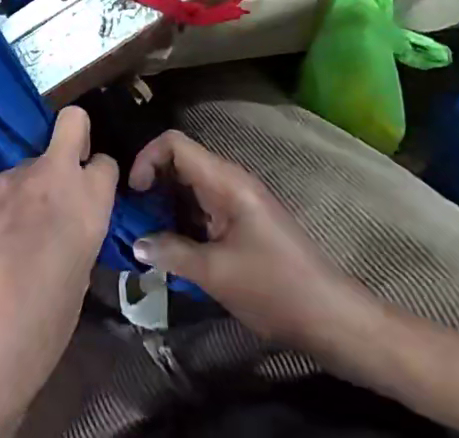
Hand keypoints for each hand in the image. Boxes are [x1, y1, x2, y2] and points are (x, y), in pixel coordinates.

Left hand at [0, 106, 117, 437]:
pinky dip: (10, 203)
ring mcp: (8, 180)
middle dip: (78, 140)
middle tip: (70, 182)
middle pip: (73, 122)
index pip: (107, 161)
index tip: (97, 200)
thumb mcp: (77, 286)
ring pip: (34, 162)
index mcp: (86, 203)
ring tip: (26, 232)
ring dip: (36, 184)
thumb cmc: (34, 335)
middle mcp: (49, 178)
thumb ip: (81, 237)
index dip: (102, 179)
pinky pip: (6, 185)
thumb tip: (74, 226)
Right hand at [128, 130, 362, 349]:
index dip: (147, 158)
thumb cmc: (273, 287)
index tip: (133, 194)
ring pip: (189, 187)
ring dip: (163, 205)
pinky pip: (201, 208)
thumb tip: (136, 243)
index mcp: (226, 181)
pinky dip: (180, 220)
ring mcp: (237, 202)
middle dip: (150, 184)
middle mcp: (230, 182)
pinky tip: (168, 248)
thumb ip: (172, 253)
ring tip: (142, 235)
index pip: (175, 144)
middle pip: (179, 162)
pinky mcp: (241, 222)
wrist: (328, 314)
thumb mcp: (215, 274)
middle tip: (130, 218)